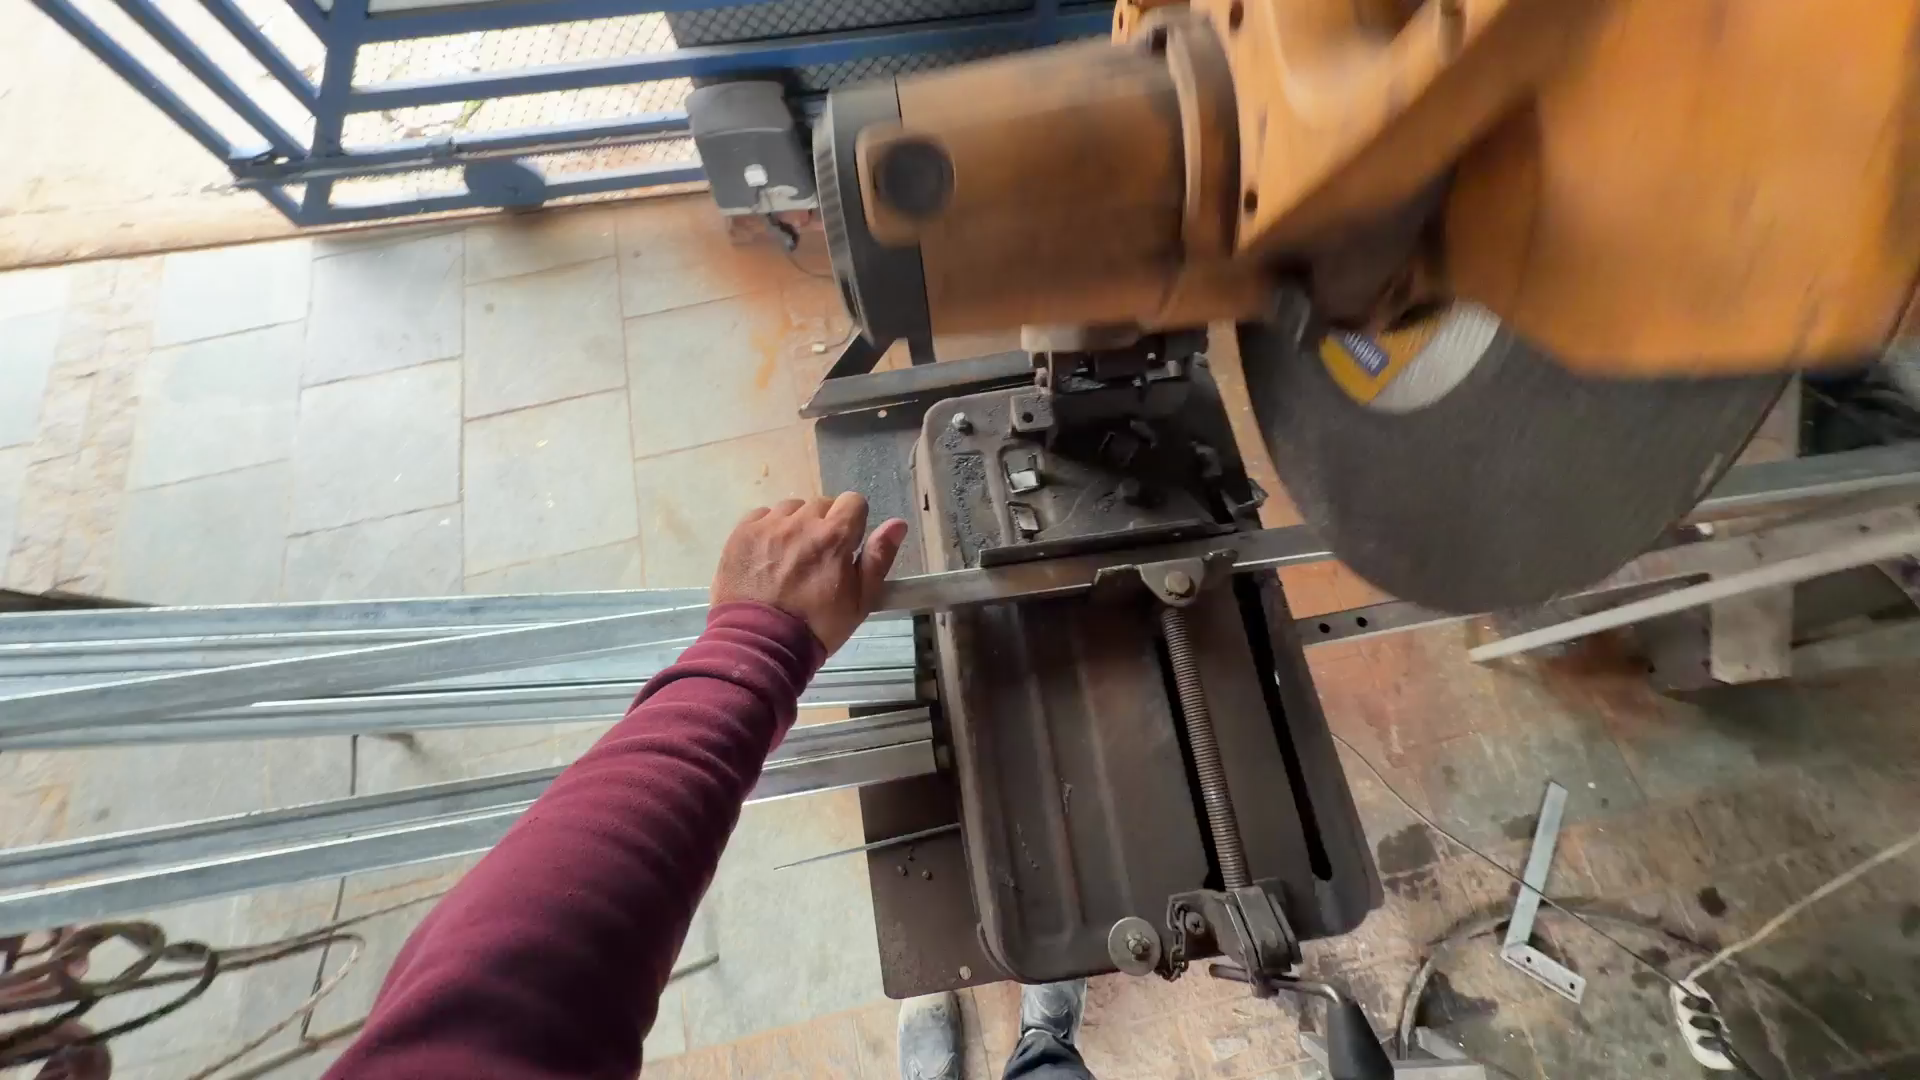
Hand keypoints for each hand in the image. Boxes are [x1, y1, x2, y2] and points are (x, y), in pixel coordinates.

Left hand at [711, 492, 909, 654]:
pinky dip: (768, 529)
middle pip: (821, 504)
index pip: (853, 501)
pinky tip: (768, 556)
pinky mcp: (742, 534)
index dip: (854, 522)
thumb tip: (898, 524)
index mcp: (835, 535)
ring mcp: (768, 526)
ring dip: (796, 525)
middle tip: (819, 557)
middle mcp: (801, 522)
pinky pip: (762, 516)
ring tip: (791, 556)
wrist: (759, 644)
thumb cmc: (818, 626)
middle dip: (825, 524)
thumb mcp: (860, 600)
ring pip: (791, 508)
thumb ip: (879, 558)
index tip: (847, 545)